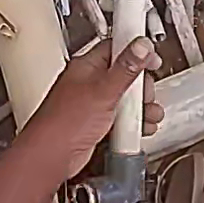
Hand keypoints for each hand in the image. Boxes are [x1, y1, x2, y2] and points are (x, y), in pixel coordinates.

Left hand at [17, 37, 163, 179]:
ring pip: (125, 99)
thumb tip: (141, 46)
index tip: (152, 58)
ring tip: (148, 113)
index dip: (136, 51)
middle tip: (146, 94)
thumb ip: (125, 69)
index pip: (115, 48)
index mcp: (86, 67)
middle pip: (125, 75)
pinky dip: (134, 122)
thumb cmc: (63, 123)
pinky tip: (141, 127)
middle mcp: (88, 84)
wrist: (51, 156)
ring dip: (141, 107)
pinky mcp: (97, 124)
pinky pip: (121, 118)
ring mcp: (93, 104)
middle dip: (141, 86)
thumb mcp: (103, 91)